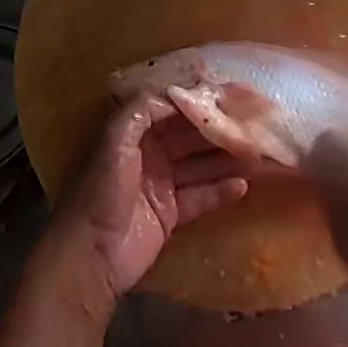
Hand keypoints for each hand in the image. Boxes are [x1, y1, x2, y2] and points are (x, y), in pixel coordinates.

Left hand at [42, 94, 250, 303]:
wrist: (91, 254)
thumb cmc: (101, 190)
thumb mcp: (114, 141)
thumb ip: (139, 112)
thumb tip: (172, 93)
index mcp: (133, 132)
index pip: (168, 110)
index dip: (194, 101)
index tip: (224, 93)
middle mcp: (148, 153)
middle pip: (187, 137)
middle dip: (215, 130)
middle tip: (249, 124)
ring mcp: (161, 183)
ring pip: (198, 165)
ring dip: (224, 159)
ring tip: (256, 154)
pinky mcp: (170, 213)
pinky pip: (200, 197)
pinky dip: (220, 191)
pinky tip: (242, 186)